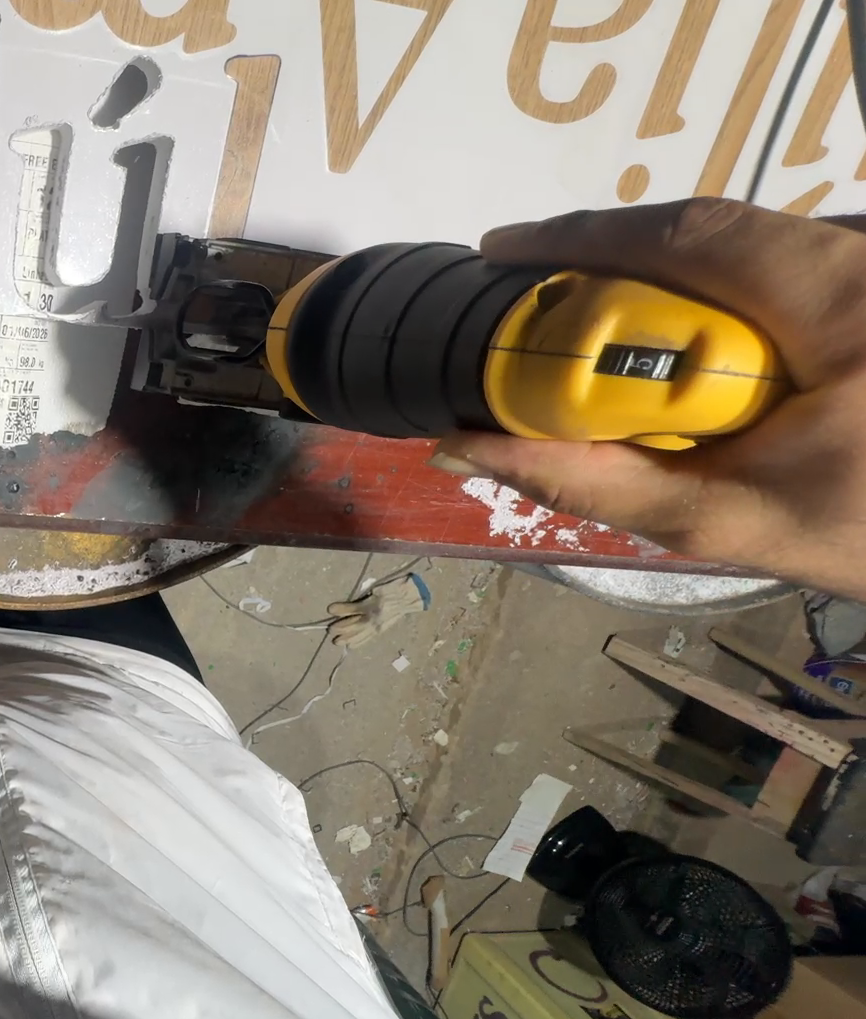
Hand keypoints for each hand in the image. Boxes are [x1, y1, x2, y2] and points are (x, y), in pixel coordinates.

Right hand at [428, 198, 865, 598]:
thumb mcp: (714, 519)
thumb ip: (583, 481)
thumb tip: (456, 448)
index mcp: (850, 304)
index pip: (692, 236)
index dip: (581, 234)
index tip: (495, 251)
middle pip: (716, 235)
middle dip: (610, 258)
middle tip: (533, 301)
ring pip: (754, 247)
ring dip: (662, 279)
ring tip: (597, 327)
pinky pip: (790, 265)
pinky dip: (715, 292)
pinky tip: (689, 340)